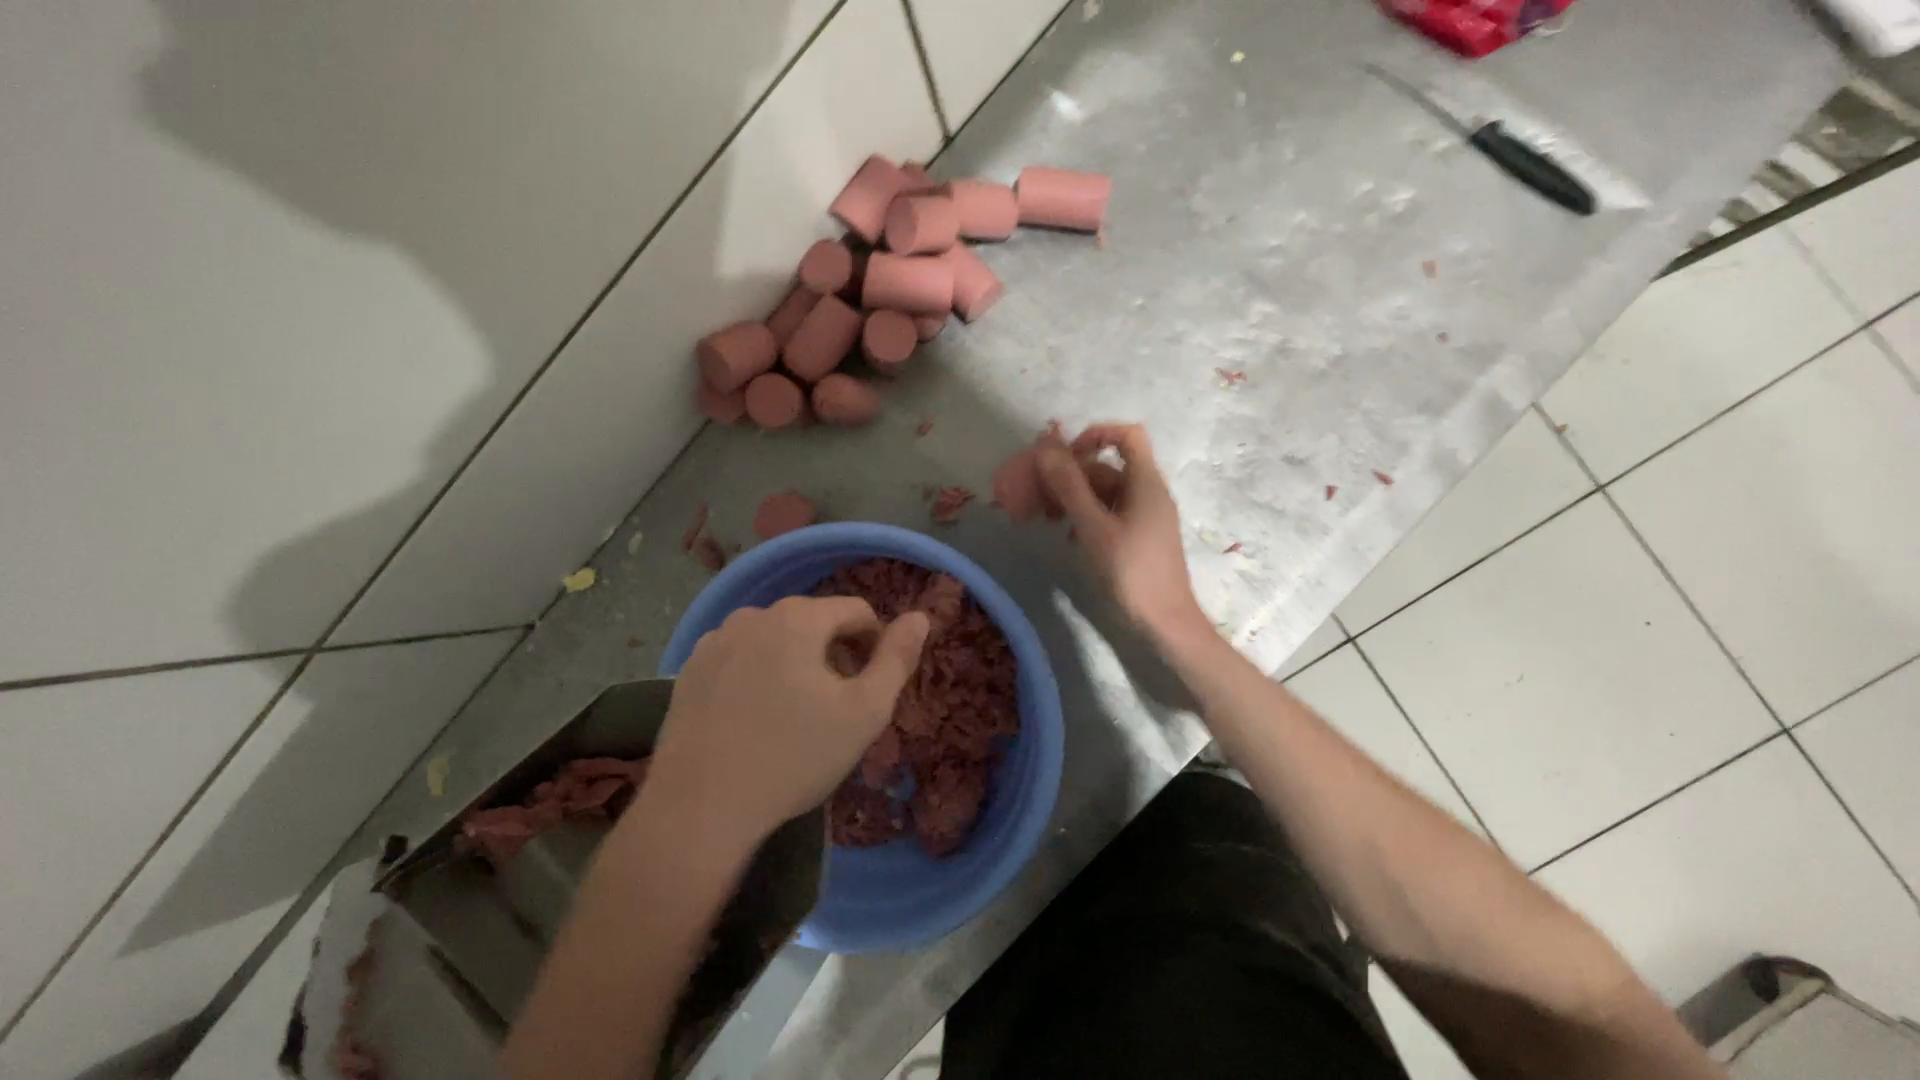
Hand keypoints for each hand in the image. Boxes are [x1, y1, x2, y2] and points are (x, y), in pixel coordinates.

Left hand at [645, 597, 929, 845]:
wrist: (702, 808)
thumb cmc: (794, 758)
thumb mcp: (864, 713)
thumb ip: (896, 659)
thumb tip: (920, 617)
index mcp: (798, 618)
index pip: (856, 611)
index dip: (875, 645)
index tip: (872, 689)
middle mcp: (752, 615)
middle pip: (813, 622)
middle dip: (834, 654)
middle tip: (836, 709)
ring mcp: (714, 641)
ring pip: (774, 640)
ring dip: (795, 663)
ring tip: (795, 716)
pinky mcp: (688, 671)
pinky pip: (740, 659)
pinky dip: (757, 676)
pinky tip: (755, 720)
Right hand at [1036, 423, 1203, 638]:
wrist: (1164, 622)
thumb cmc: (1130, 571)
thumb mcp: (1093, 527)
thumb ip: (1070, 487)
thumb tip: (1047, 449)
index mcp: (1146, 482)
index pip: (1127, 435)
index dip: (1096, 435)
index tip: (1065, 456)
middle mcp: (1149, 493)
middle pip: (1110, 465)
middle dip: (1073, 473)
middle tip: (1040, 492)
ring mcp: (1146, 517)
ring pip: (1107, 492)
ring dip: (1075, 497)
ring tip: (1047, 516)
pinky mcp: (1141, 538)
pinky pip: (1111, 513)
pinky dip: (1087, 516)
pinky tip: (1067, 536)